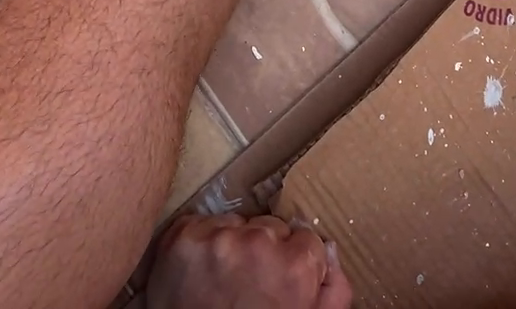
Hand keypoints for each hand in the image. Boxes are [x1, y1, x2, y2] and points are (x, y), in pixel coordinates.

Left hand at [145, 214, 351, 308]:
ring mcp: (216, 236)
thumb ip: (332, 292)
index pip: (306, 239)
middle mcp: (256, 242)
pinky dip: (202, 243)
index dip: (295, 262)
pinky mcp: (183, 235)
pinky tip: (200, 273)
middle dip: (265, 251)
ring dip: (233, 245)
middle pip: (270, 228)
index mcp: (294, 266)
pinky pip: (202, 223)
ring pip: (236, 223)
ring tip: (224, 281)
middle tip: (251, 286)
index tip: (282, 282)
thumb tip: (333, 252)